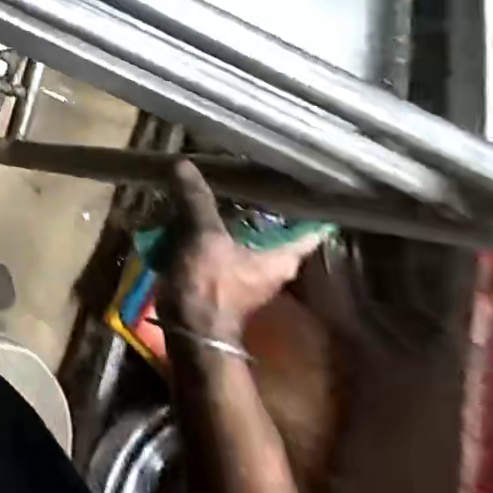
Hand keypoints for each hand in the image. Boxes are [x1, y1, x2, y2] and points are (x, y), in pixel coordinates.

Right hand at [159, 161, 324, 342]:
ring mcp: (248, 267)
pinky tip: (190, 211)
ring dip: (224, 211)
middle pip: (268, 221)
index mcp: (284, 255)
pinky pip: (220, 240)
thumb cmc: (210, 286)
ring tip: (205, 185)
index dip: (300, 196)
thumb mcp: (204, 236)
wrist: (191, 328)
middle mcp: (274, 260)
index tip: (285, 172)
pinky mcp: (225, 272)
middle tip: (232, 170)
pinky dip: (208, 226)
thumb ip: (196, 199)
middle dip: (249, 198)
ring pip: (242, 229)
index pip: (308, 222)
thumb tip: (184, 163)